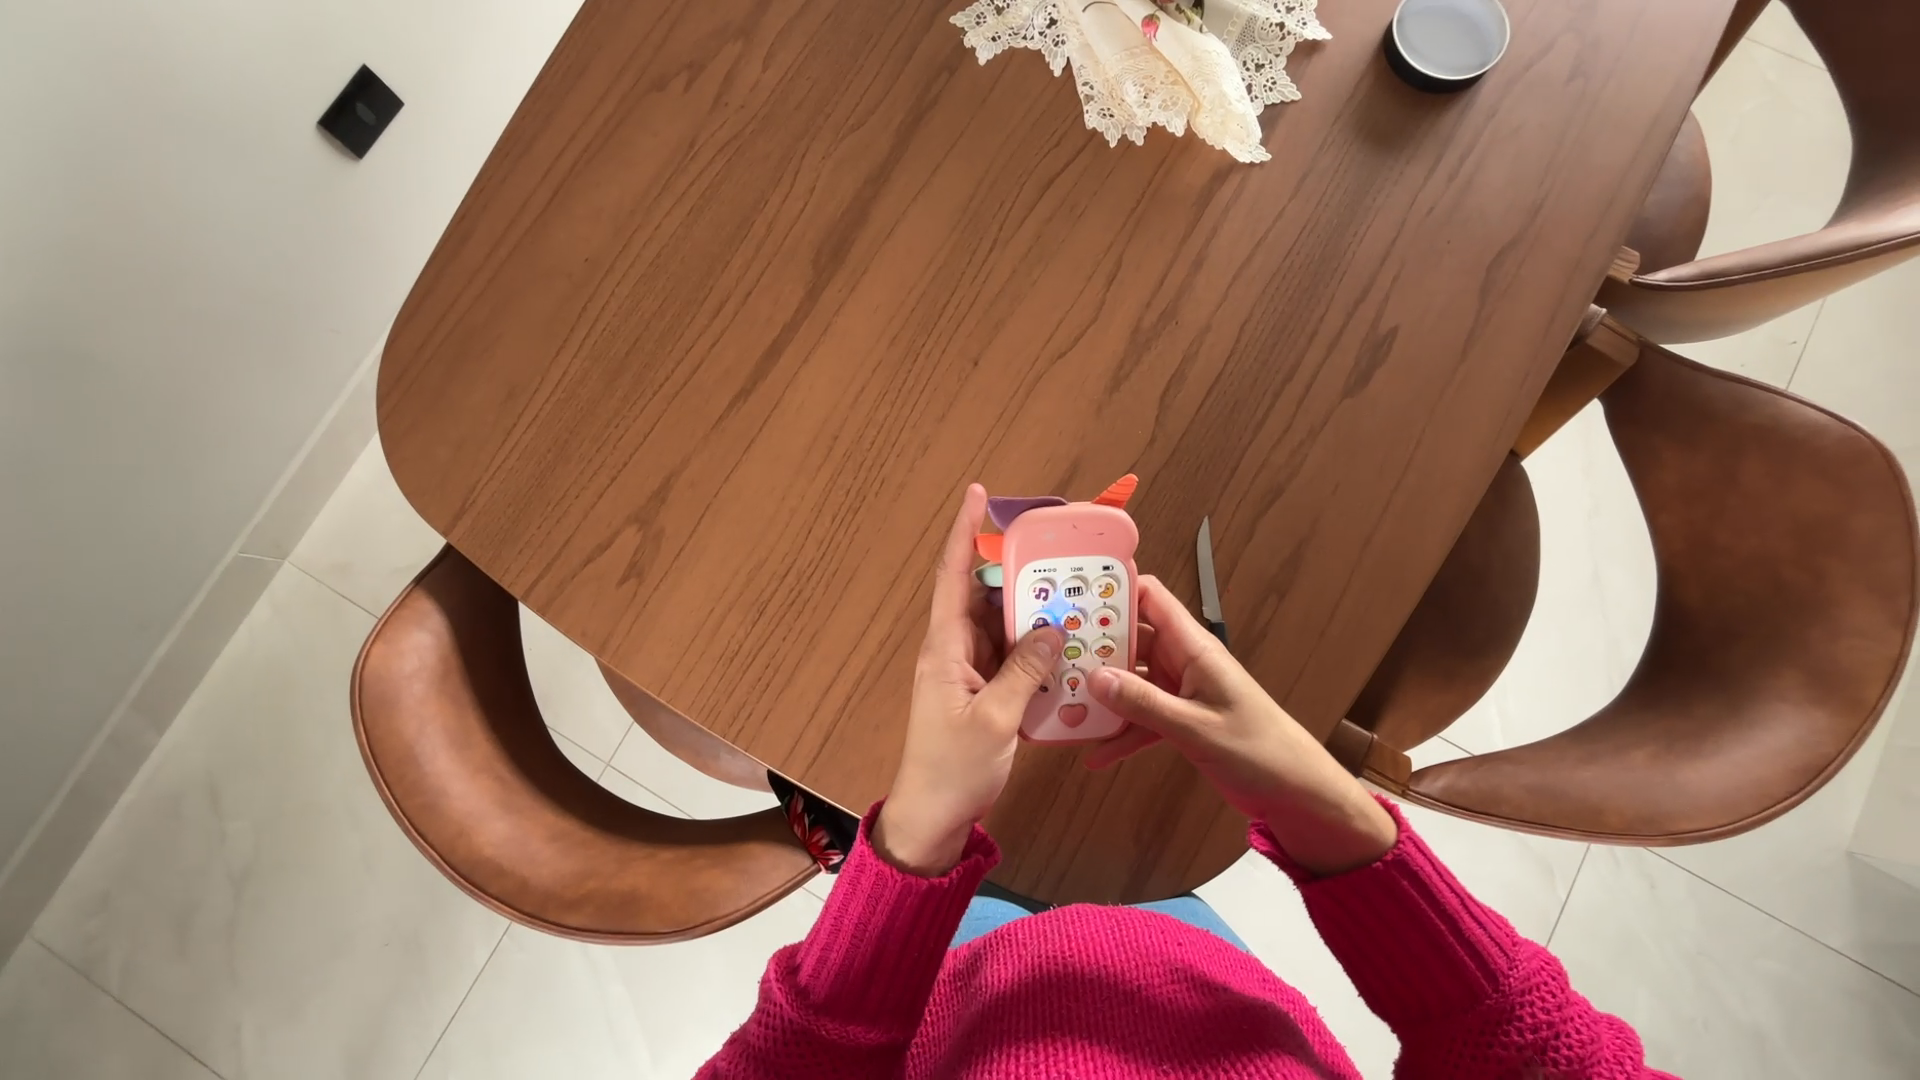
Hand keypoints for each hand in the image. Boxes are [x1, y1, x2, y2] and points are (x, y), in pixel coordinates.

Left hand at [875, 484, 1064, 875]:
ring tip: (1067, 593)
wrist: (933, 817)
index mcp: (945, 649)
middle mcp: (954, 650)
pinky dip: (1034, 647)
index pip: (951, 576)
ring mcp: (969, 670)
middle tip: (1053, 551)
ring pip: (1001, 624)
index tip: (977, 494)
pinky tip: (1062, 644)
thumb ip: (1025, 672)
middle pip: (983, 594)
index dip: (963, 532)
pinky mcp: (983, 690)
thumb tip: (1052, 629)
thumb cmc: (952, 770)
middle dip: (1015, 570)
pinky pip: (1011, 654)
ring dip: (1030, 611)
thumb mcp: (994, 721)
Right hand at [1082, 576, 1397, 875]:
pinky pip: (1140, 717)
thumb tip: (1094, 676)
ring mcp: (1179, 691)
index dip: (1114, 589)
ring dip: (1101, 693)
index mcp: (1192, 647)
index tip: (1073, 593)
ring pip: (1129, 680)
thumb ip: (1144, 703)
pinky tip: (1095, 755)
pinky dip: (1121, 733)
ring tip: (1062, 703)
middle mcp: (1181, 661)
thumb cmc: (1257, 750)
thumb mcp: (1195, 727)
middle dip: (1093, 645)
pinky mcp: (1179, 720)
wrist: (1296, 794)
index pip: (1151, 598)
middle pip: (1130, 638)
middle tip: (1050, 652)